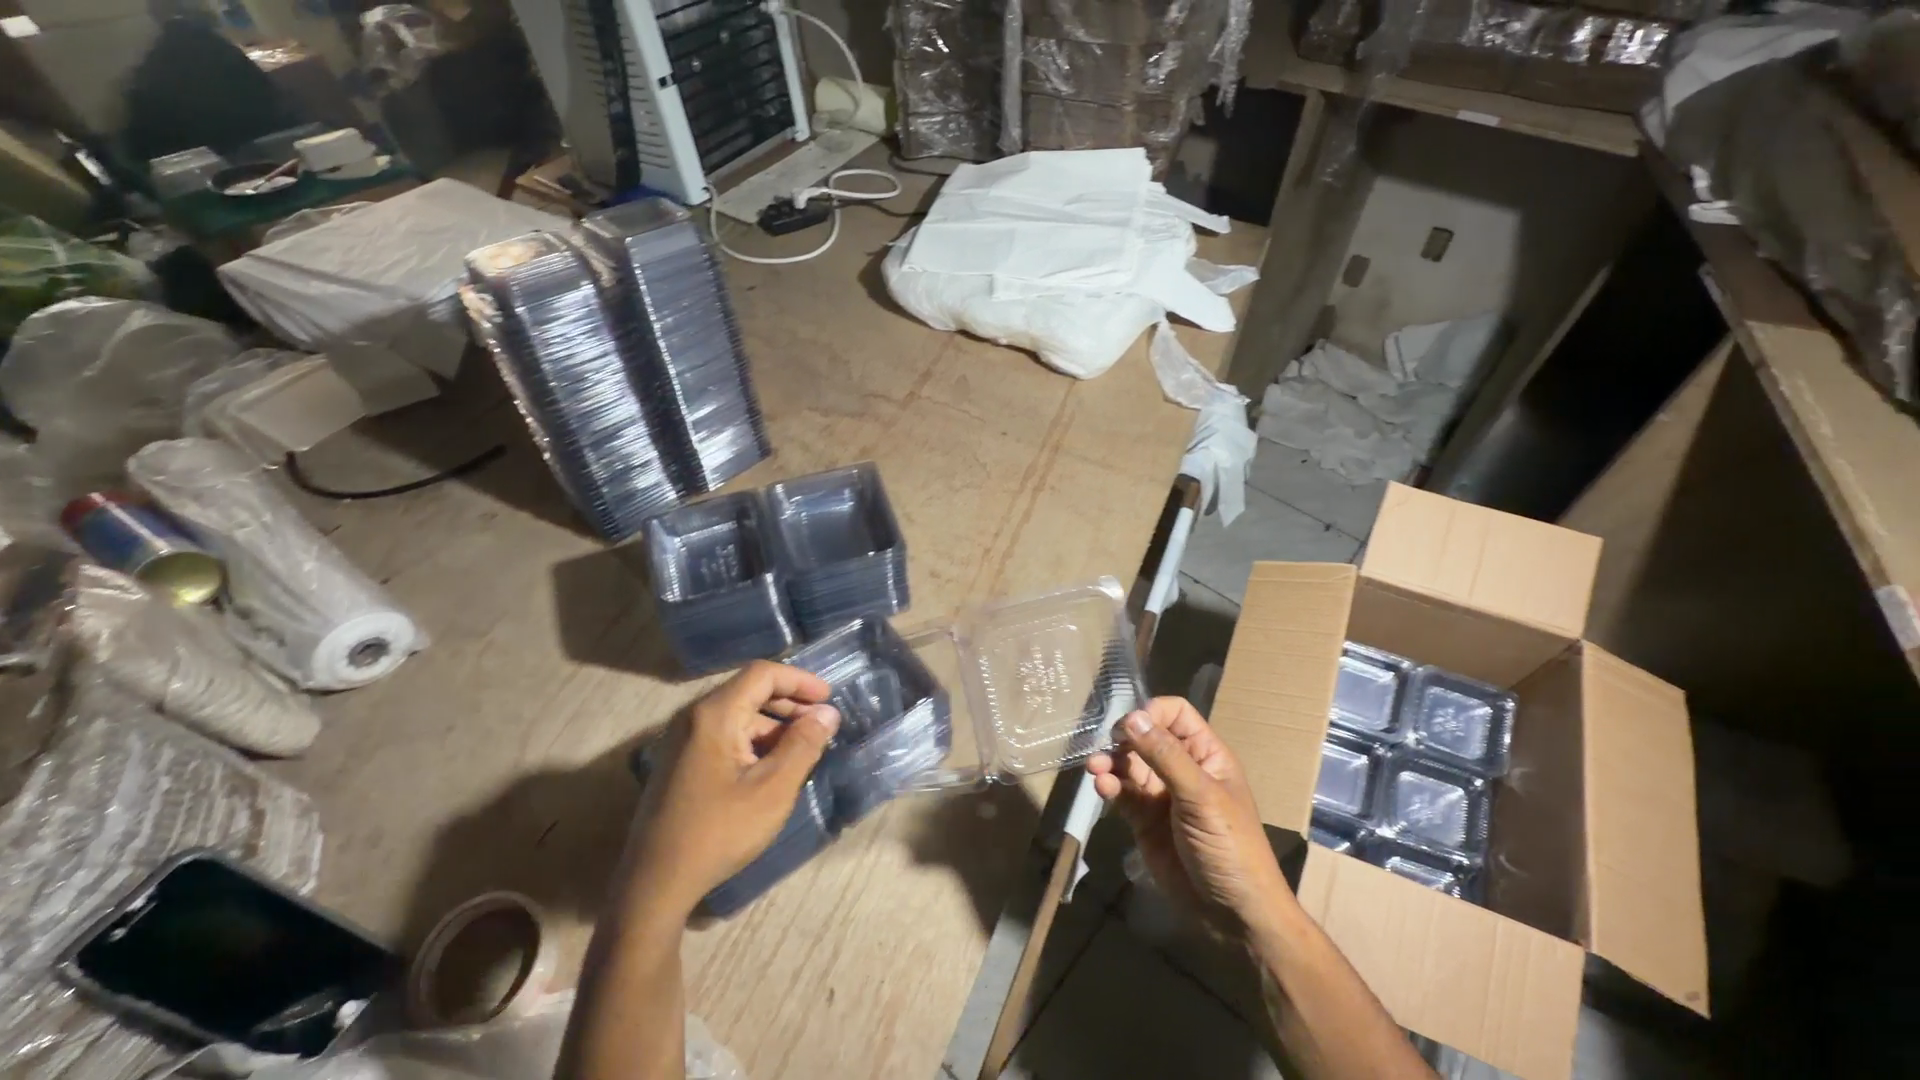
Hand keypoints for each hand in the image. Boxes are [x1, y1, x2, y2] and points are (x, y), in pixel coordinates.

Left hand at [626, 661, 841, 916]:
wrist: (657, 881)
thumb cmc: (720, 831)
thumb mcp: (773, 789)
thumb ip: (803, 745)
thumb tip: (826, 713)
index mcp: (714, 715)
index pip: (762, 674)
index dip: (799, 680)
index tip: (829, 697)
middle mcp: (693, 718)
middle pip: (748, 691)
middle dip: (789, 702)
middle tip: (821, 723)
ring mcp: (681, 741)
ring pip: (736, 715)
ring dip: (772, 725)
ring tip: (802, 750)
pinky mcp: (679, 763)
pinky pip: (722, 736)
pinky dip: (752, 741)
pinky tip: (770, 768)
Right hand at [1087, 697, 1289, 936]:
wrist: (1234, 912)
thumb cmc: (1230, 846)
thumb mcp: (1201, 797)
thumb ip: (1165, 756)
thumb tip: (1132, 717)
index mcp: (1207, 756)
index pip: (1176, 715)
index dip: (1152, 713)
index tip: (1129, 724)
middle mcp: (1182, 770)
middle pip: (1146, 738)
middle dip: (1123, 738)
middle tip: (1104, 745)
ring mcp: (1161, 796)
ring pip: (1129, 766)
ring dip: (1111, 763)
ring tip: (1094, 768)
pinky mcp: (1144, 822)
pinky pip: (1122, 795)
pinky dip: (1110, 788)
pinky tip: (1102, 788)